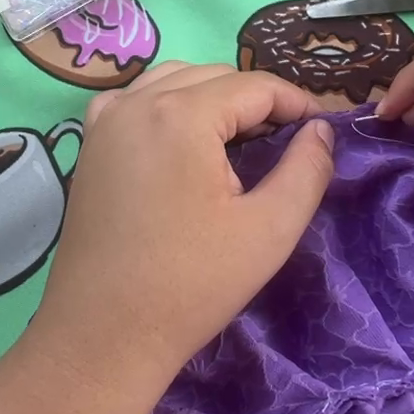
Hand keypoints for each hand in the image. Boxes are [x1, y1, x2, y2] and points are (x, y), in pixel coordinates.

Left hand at [29, 63, 336, 385]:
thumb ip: (307, 170)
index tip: (322, 129)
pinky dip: (170, 103)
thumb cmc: (191, 285)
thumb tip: (321, 131)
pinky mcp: (91, 143)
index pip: (255, 86)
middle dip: (258, 100)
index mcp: (182, 116)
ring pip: (176, 79)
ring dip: (215, 98)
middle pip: (216, 77)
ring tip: (242, 139)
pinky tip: (184, 139)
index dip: (296, 102)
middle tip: (288, 141)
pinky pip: (138, 98)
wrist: (101, 336)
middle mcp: (138, 102)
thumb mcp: (269, 230)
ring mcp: (106, 119)